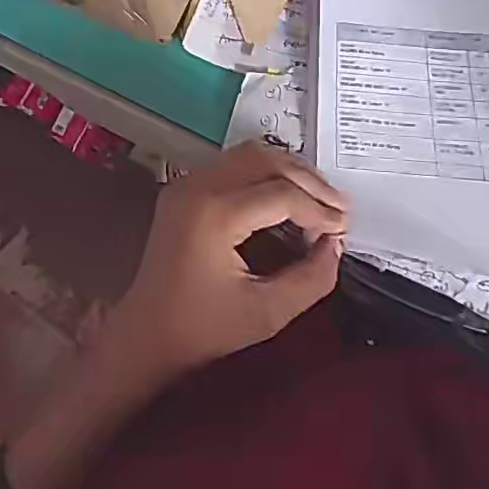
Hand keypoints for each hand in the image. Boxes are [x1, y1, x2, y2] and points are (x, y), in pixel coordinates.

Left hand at [103, 142, 348, 378]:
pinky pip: (234, 163)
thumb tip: (336, 244)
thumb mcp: (266, 313)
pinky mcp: (185, 185)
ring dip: (289, 170)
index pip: (281, 194)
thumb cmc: (202, 330)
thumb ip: (311, 278)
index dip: (319, 209)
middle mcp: (199, 186)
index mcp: (215, 215)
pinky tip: (287, 194)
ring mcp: (188, 181)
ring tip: (319, 197)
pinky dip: (266, 172)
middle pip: (267, 160)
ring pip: (251, 154)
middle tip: (338, 207)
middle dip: (309, 181)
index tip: (343, 228)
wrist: (145, 334)